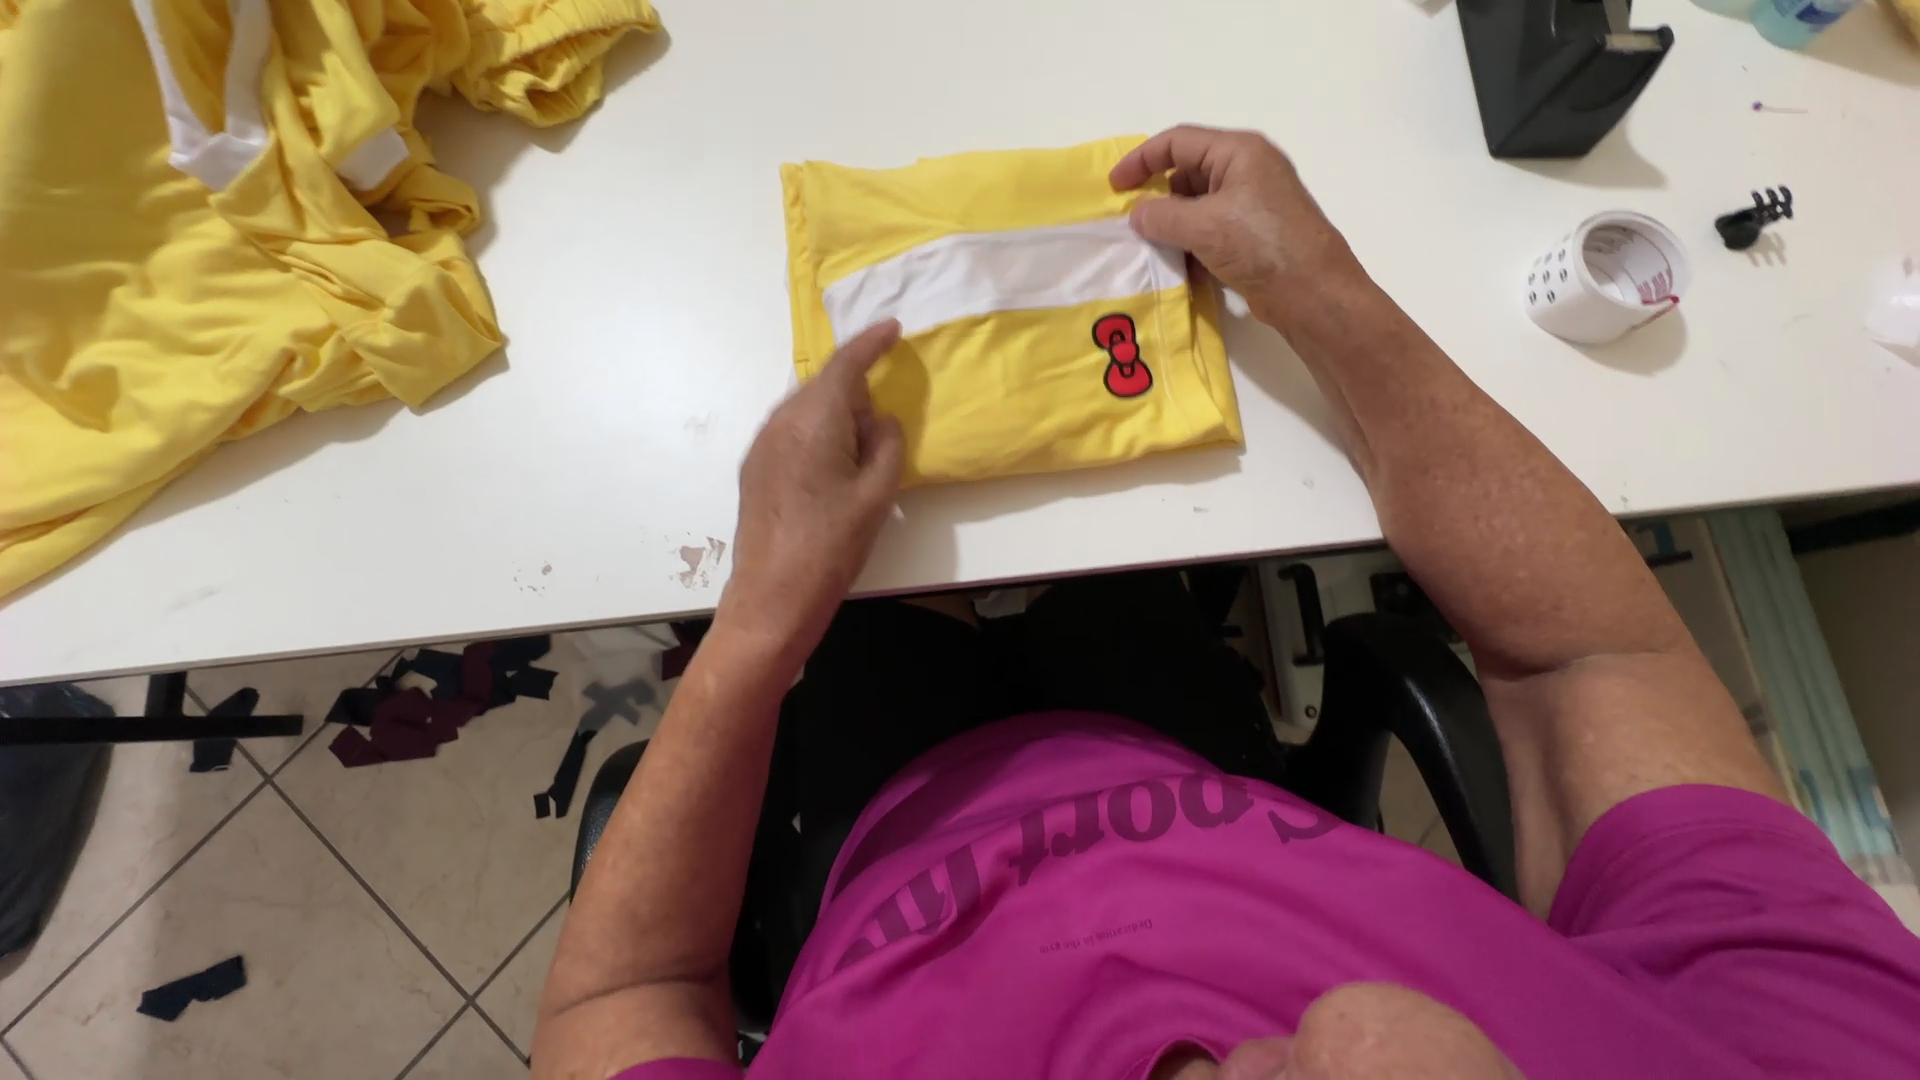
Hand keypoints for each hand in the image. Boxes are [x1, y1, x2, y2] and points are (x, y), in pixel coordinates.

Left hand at [725, 321, 905, 652]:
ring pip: (805, 407)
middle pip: (822, 384)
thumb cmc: (833, 545)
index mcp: (814, 422)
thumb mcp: (878, 494)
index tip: (892, 329)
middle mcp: (780, 422)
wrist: (774, 594)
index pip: (845, 365)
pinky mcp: (754, 467)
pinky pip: (791, 429)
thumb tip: (880, 419)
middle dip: (855, 387)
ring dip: (834, 411)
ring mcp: (762, 445)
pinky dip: (816, 430)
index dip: (871, 343)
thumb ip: (887, 443)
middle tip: (882, 419)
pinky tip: (830, 463)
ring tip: (859, 447)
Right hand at [1110, 126, 1366, 327]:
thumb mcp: (1203, 226)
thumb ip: (1161, 216)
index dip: (1141, 160)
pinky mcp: (1251, 235)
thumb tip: (1136, 214)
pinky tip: (1179, 267)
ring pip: (1196, 206)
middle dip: (1156, 197)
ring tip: (1151, 248)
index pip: (1177, 142)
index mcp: (1237, 152)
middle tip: (1131, 223)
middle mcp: (1245, 170)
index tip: (1114, 187)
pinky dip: (1189, 245)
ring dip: (1171, 226)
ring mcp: (1249, 204)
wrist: (1309, 290)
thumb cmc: (1260, 245)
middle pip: (1186, 173)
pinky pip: (1208, 231)